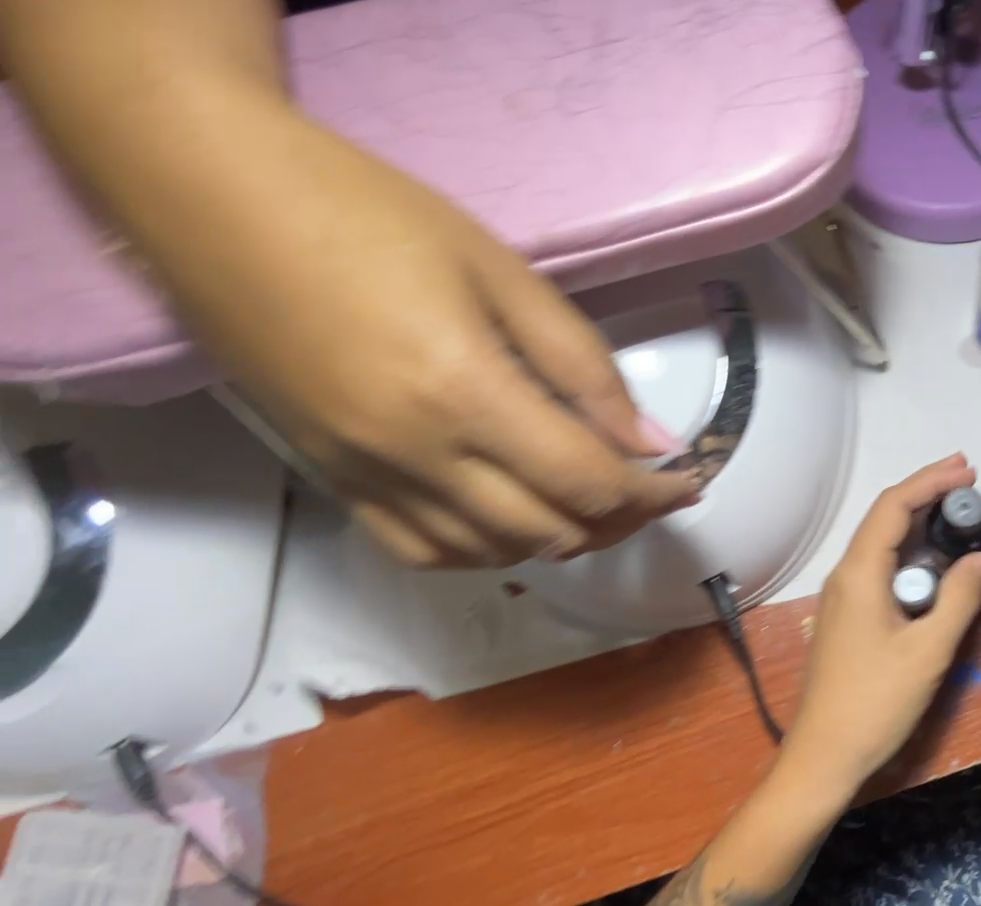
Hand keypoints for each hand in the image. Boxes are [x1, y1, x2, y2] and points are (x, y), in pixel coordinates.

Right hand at [157, 107, 697, 566]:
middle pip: (551, 532)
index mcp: (463, 394)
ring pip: (494, 554)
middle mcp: (413, 454)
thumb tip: (653, 442)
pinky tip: (517, 522)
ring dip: (562, 540)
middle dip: (621, 521)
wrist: (206, 192)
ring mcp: (364, 475)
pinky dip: (489, 552)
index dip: (654, 494)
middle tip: (650, 491)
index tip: (689, 483)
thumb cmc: (371, 216)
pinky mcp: (329, 479)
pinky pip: (423, 552)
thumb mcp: (504, 275)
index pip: (589, 483)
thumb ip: (585, 367)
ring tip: (596, 504)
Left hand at [779, 455, 980, 795]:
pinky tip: (933, 562)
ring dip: (917, 522)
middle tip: (968, 480)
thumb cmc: (876, 703)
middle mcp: (845, 577)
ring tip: (957, 511)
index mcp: (859, 574)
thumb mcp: (928, 651)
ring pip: (881, 543)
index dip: (931, 482)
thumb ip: (958, 599)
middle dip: (925, 493)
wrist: (825, 755)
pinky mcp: (848, 619)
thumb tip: (980, 559)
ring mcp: (842, 598)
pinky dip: (909, 552)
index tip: (969, 472)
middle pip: (884, 518)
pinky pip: (879, 569)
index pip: (894, 507)